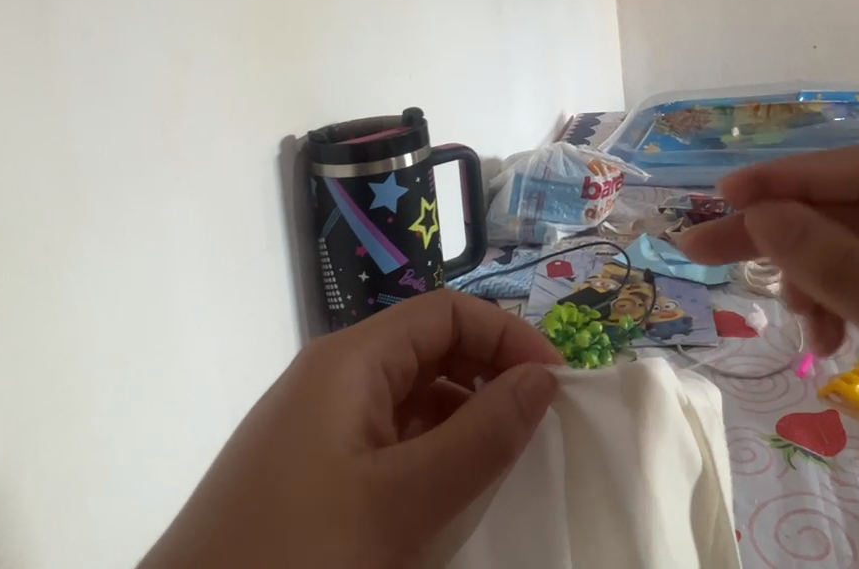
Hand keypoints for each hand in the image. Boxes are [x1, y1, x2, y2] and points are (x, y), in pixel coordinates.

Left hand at [140, 290, 561, 568]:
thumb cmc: (302, 554)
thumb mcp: (403, 501)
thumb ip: (482, 436)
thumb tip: (543, 376)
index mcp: (350, 361)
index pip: (447, 313)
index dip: (507, 337)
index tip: (556, 386)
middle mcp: (332, 377)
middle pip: (429, 348)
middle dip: (489, 375)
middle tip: (537, 427)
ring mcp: (316, 425)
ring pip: (409, 398)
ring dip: (462, 418)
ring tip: (501, 465)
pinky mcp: (308, 472)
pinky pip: (385, 440)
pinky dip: (428, 455)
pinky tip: (446, 497)